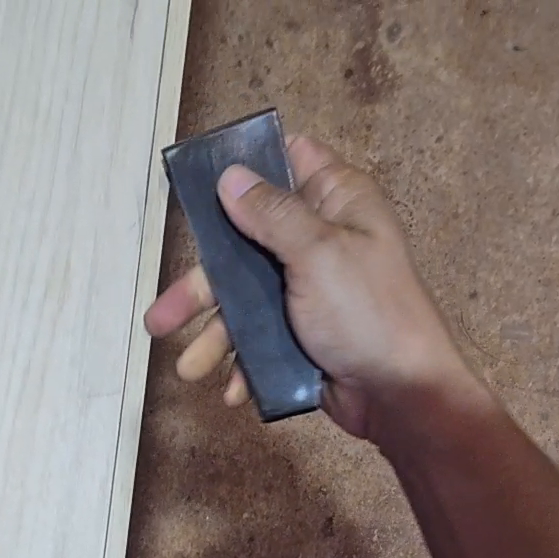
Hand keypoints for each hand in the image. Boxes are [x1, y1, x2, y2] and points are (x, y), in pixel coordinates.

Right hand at [144, 135, 472, 438]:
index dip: (246, 168)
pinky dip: (243, 364)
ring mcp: (305, 292)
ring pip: (243, 302)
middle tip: (160, 318)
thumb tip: (230, 175)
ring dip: (214, 337)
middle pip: (242, 247)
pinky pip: (259, 341)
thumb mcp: (319, 253)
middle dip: (201, 289)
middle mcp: (317, 241)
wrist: (398, 395)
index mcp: (334, 202)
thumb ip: (272, 214)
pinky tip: (233, 388)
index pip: (288, 162)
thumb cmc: (368, 313)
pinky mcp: (299, 335)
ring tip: (189, 370)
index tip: (201, 186)